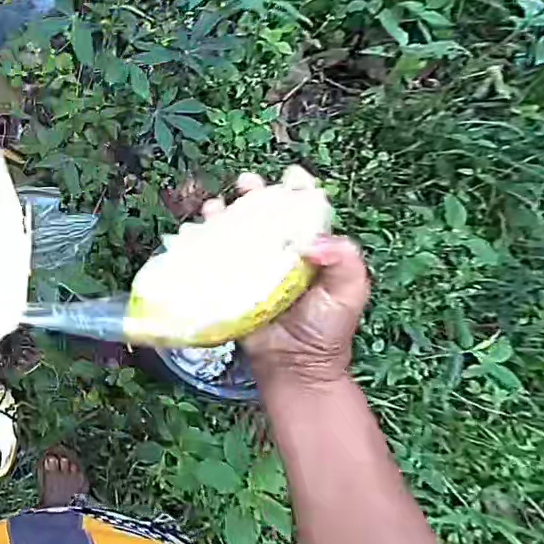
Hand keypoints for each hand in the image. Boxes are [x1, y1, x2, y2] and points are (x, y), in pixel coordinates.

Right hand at [198, 171, 367, 388]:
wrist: (295, 367)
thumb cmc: (327, 330)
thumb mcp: (350, 292)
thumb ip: (344, 260)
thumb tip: (311, 240)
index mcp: (309, 249)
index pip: (301, 211)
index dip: (294, 189)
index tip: (288, 177)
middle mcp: (278, 252)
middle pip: (262, 214)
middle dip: (253, 194)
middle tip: (246, 184)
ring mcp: (250, 267)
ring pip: (233, 231)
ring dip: (223, 213)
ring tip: (215, 207)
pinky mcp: (228, 284)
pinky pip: (211, 258)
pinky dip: (200, 242)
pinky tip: (194, 232)